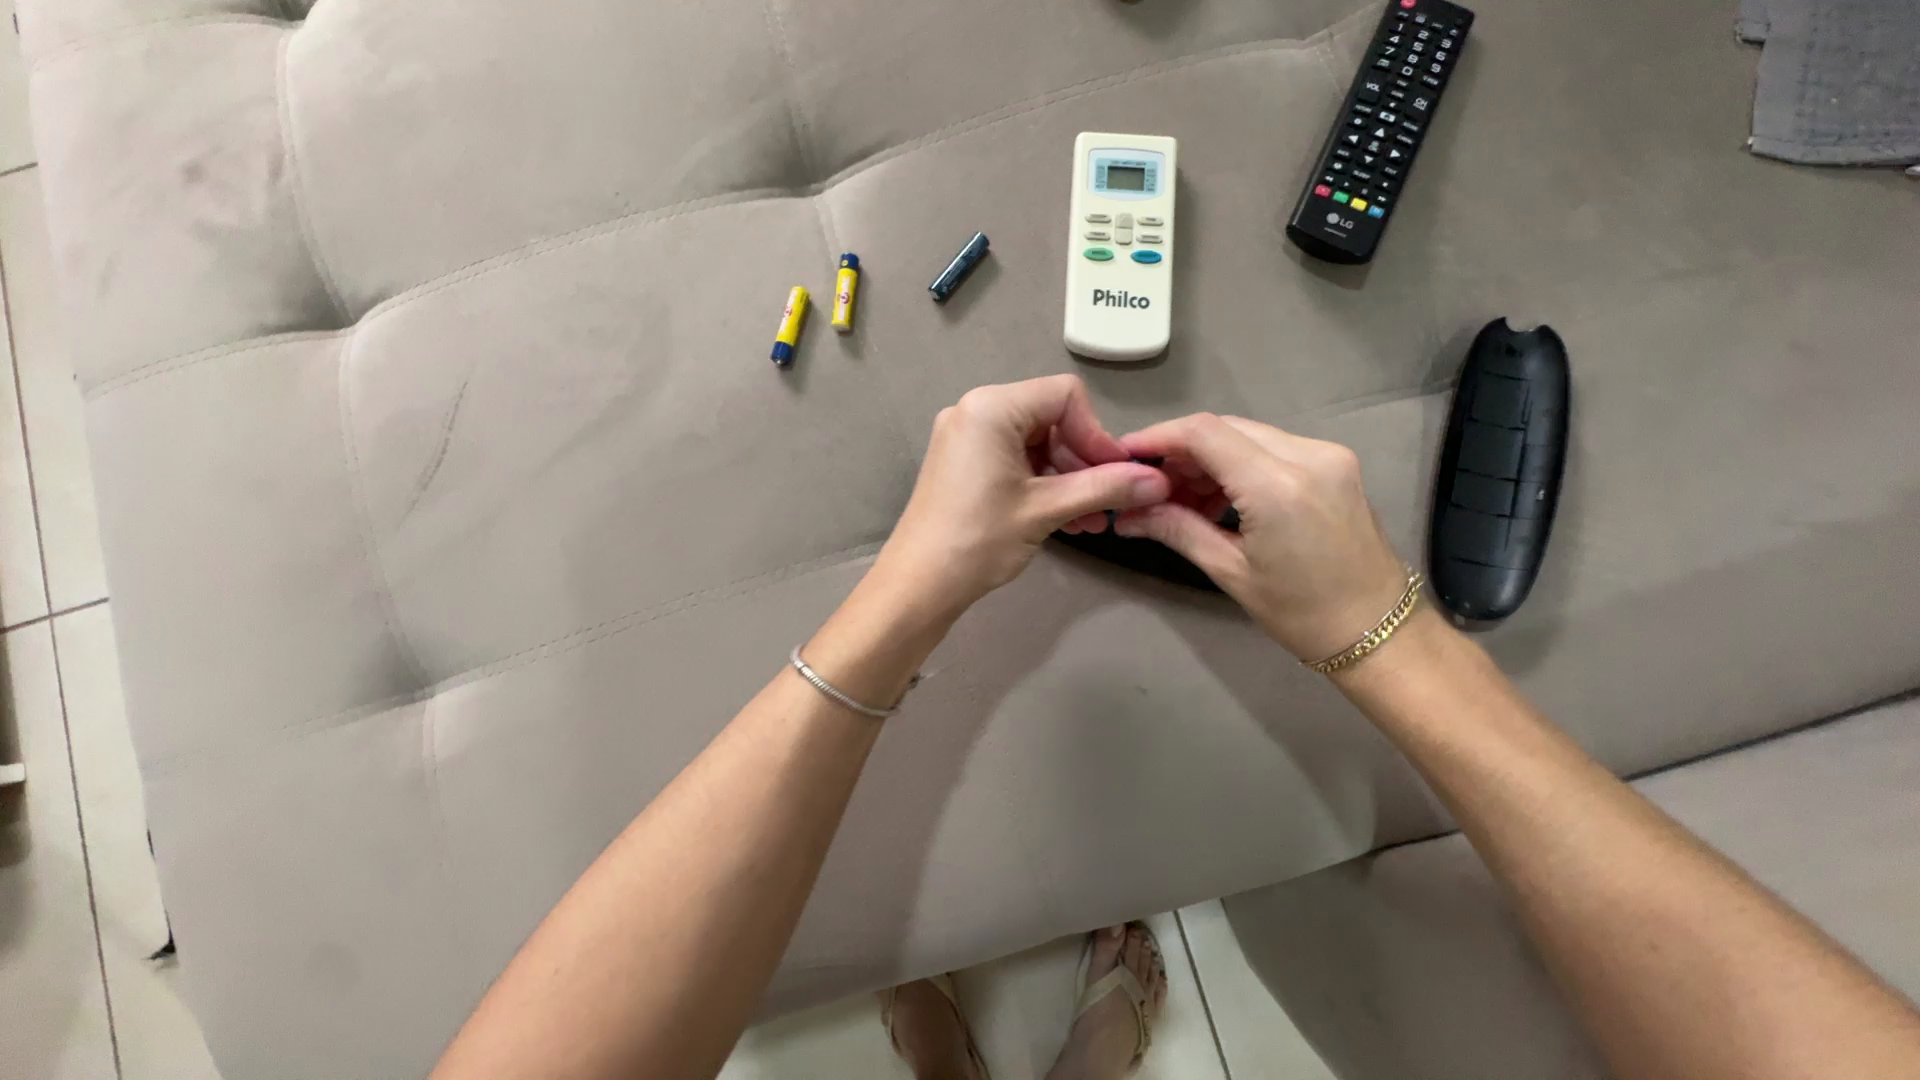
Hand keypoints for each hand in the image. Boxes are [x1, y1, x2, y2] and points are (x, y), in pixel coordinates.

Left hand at [875, 376, 1170, 618]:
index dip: (1097, 433)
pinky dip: (1043, 485)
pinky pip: (1015, 461)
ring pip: (1037, 444)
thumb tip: (1160, 481)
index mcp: (992, 407)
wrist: (918, 584)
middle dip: (1085, 461)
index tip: (1116, 474)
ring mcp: (966, 438)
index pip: (1065, 396)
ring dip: (1069, 479)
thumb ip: (1105, 488)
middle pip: (1052, 418)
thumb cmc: (979, 540)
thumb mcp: (1047, 510)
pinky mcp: (963, 464)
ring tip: (1094, 522)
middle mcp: (975, 411)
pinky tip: (1068, 520)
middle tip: (1110, 503)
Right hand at [1115, 414, 1407, 661]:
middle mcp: (1306, 455)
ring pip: (1247, 435)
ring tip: (1180, 500)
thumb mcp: (1230, 571)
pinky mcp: (1335, 462)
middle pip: (1223, 428)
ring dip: (1208, 459)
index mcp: (1277, 486)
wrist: (1380, 630)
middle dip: (1180, 451)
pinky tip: (1218, 498)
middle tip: (1148, 487)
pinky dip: (1238, 464)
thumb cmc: (1301, 613)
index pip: (1203, 433)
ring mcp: (1327, 454)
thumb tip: (1126, 513)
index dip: (1157, 437)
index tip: (1125, 457)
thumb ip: (1177, 528)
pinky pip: (1272, 447)